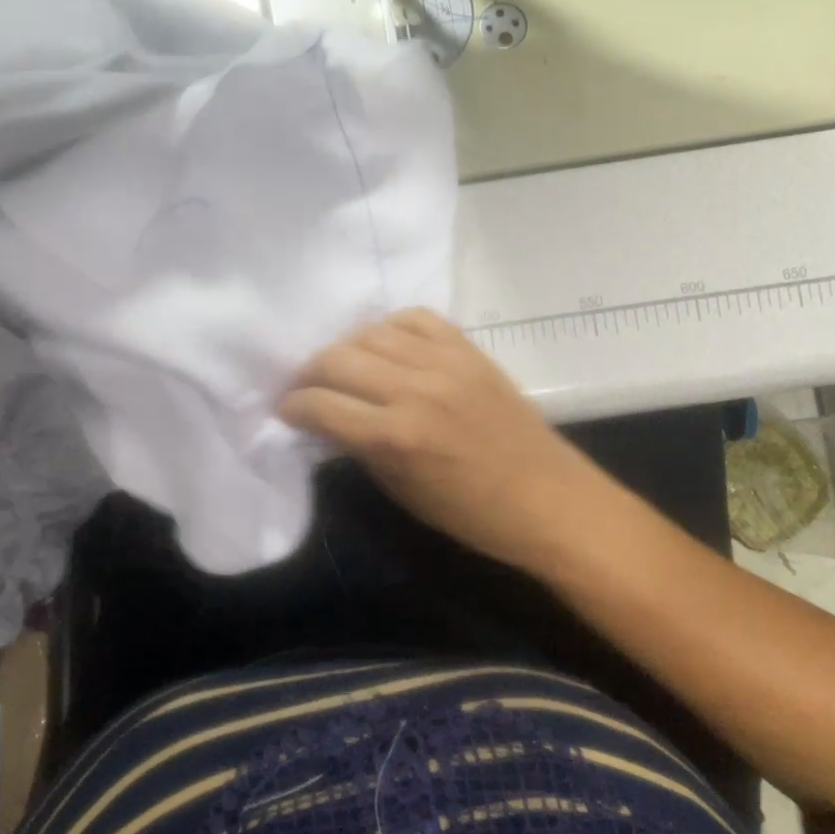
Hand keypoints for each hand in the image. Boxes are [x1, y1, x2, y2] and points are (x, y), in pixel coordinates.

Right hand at [279, 308, 611, 571]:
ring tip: (342, 368)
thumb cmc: (470, 514)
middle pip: (337, 359)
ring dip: (344, 349)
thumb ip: (360, 450)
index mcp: (395, 438)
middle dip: (308, 374)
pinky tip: (383, 347)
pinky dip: (389, 328)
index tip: (286, 411)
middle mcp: (415, 391)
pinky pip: (416, 319)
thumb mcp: (401, 492)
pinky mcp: (470, 350)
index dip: (293, 407)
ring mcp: (445, 364)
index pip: (321, 405)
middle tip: (305, 389)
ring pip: (371, 333)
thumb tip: (329, 422)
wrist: (548, 500)